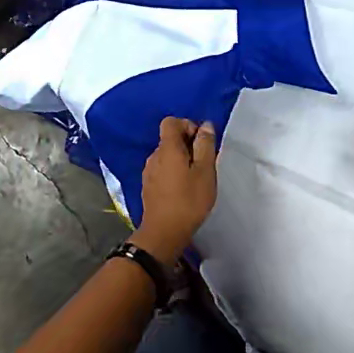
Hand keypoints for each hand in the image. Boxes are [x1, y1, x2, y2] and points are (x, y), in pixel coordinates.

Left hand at [133, 117, 218, 262]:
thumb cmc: (189, 200)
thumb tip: (204, 125)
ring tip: (196, 179)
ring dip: (181, 160)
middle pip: (169, 139)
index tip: (201, 143)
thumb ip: (205, 145)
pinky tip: (183, 189)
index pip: (171, 122)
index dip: (188, 126)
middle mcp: (153, 156)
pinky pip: (162, 169)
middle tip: (204, 164)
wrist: (164, 231)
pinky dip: (173, 172)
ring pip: (166, 155)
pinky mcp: (148, 185)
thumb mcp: (205, 171)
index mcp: (166, 148)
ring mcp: (148, 171)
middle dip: (188, 144)